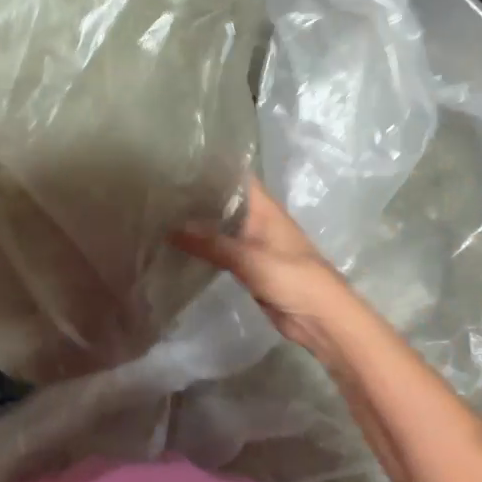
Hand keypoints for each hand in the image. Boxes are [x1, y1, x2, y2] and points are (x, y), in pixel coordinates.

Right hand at [169, 178, 361, 353]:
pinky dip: (203, 246)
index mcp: (265, 209)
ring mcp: (254, 245)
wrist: (321, 319)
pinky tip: (178, 243)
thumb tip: (170, 229)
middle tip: (160, 188)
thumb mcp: (249, 258)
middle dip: (198, 195)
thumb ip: (210, 243)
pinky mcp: (249, 267)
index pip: (238, 178)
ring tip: (162, 212)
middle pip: (226, 202)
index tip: (180, 163)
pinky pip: (221, 250)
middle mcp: (258, 221)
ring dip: (198, 222)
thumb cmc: (293, 278)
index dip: (213, 168)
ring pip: (222, 226)